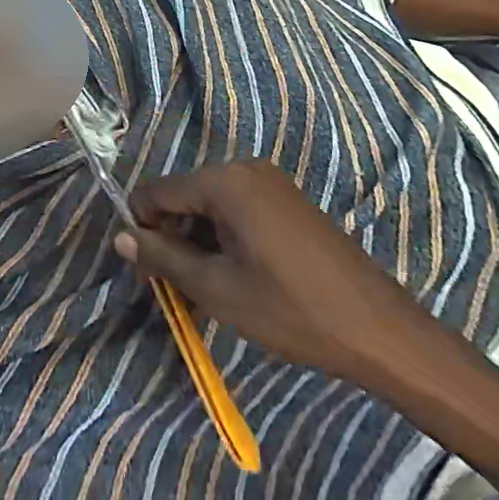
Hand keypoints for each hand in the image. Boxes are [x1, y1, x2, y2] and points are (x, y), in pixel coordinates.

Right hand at [114, 163, 432, 384]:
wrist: (378, 330)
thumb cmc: (289, 309)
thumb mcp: (215, 288)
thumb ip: (161, 257)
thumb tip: (120, 237)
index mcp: (225, 181)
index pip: (157, 192)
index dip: (141, 229)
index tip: (143, 272)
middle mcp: (245, 169)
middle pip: (184, 198)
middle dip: (171, 240)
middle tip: (175, 291)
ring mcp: (271, 183)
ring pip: (210, 208)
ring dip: (197, 245)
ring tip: (205, 294)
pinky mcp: (288, 201)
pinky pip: (237, 212)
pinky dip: (224, 241)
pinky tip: (232, 280)